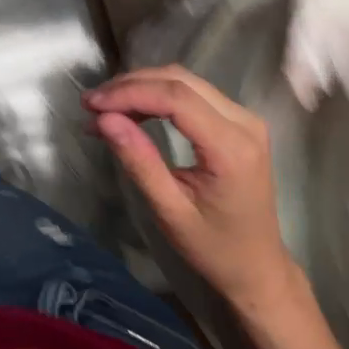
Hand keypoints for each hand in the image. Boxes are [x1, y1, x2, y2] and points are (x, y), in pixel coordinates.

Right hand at [84, 66, 295, 311]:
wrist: (257, 267)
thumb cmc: (214, 247)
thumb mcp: (170, 211)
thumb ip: (139, 161)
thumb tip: (104, 119)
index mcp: (231, 148)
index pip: (176, 98)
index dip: (130, 93)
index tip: (92, 104)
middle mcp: (244, 122)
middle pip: (179, 80)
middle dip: (130, 86)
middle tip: (91, 104)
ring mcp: (244, 117)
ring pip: (184, 80)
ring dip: (141, 87)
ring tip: (105, 107)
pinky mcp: (238, 119)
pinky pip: (192, 92)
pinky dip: (158, 94)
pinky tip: (133, 110)